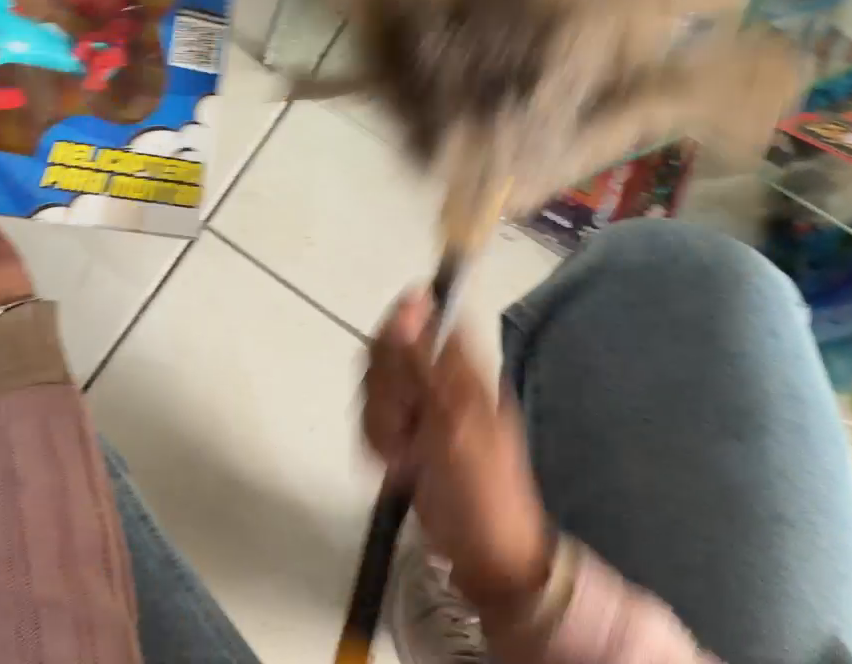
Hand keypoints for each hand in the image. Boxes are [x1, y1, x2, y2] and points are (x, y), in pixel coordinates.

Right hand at [362, 292, 553, 615]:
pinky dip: (376, 443)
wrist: (484, 553)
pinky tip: (397, 465)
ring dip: (381, 425)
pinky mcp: (400, 432)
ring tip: (408, 456)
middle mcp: (437, 377)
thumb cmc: (482, 488)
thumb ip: (424, 360)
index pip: (420, 316)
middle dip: (386, 392)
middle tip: (410, 424)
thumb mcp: (455, 420)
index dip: (399, 333)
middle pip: (385, 350)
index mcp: (461, 365)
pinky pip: (367, 417)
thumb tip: (411, 297)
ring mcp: (417, 405)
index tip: (401, 374)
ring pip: (371, 386)